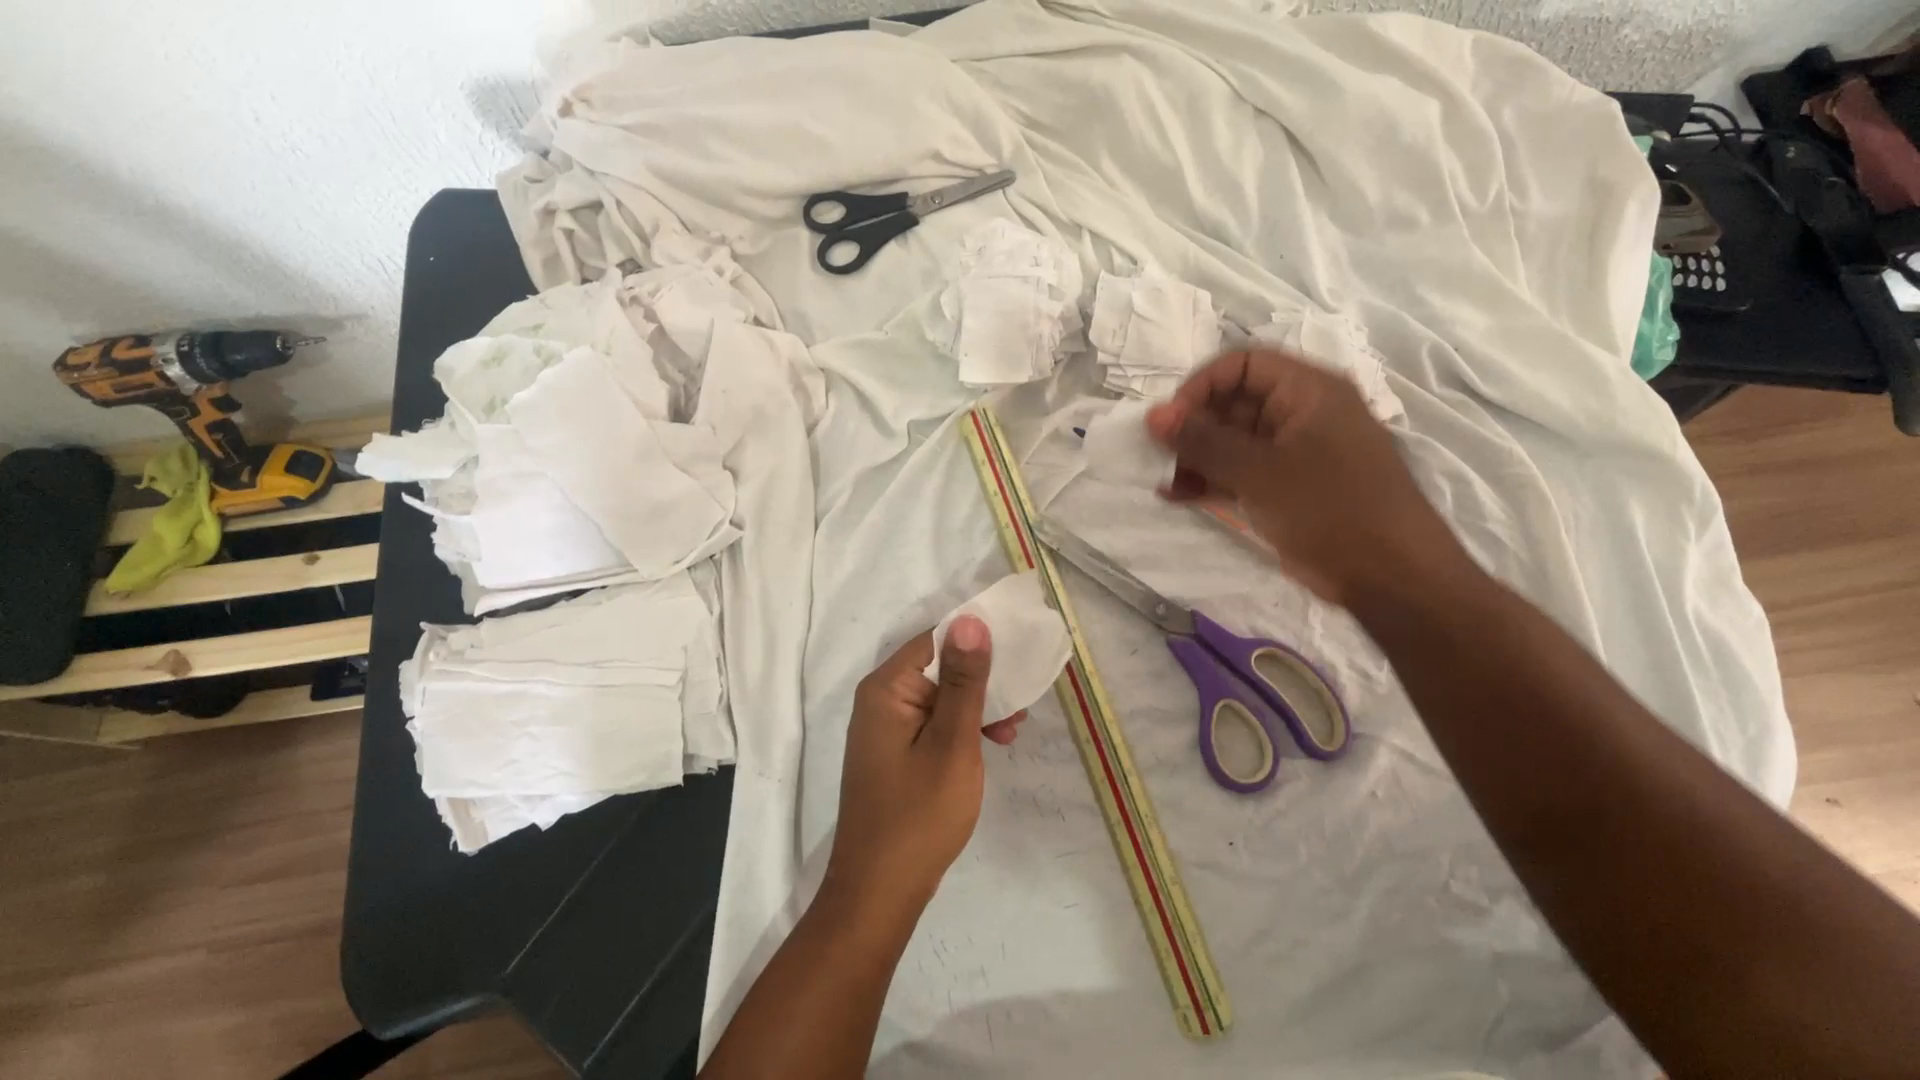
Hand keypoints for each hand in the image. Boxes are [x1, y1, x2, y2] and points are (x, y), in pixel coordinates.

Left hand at [825, 617, 1024, 912]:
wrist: (880, 890)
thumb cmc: (919, 815)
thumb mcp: (953, 744)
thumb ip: (964, 682)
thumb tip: (971, 620)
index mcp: (887, 689)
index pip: (937, 639)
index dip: (980, 639)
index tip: (1023, 649)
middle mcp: (880, 700)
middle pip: (939, 666)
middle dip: (984, 679)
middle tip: (1024, 702)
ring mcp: (886, 728)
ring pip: (942, 696)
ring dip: (979, 706)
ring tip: (1012, 731)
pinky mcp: (895, 753)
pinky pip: (934, 723)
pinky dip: (963, 729)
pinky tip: (992, 745)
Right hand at [1146, 349, 1472, 608]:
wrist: (1393, 577)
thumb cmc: (1331, 510)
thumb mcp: (1260, 472)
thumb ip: (1203, 441)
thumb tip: (1153, 415)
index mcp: (1309, 390)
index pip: (1242, 364)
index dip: (1201, 386)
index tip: (1170, 423)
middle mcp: (1304, 412)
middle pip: (1235, 402)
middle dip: (1193, 427)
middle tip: (1159, 457)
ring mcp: (1298, 452)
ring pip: (1235, 440)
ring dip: (1197, 458)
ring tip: (1166, 483)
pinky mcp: (1291, 489)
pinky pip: (1244, 471)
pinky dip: (1213, 480)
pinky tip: (1179, 496)